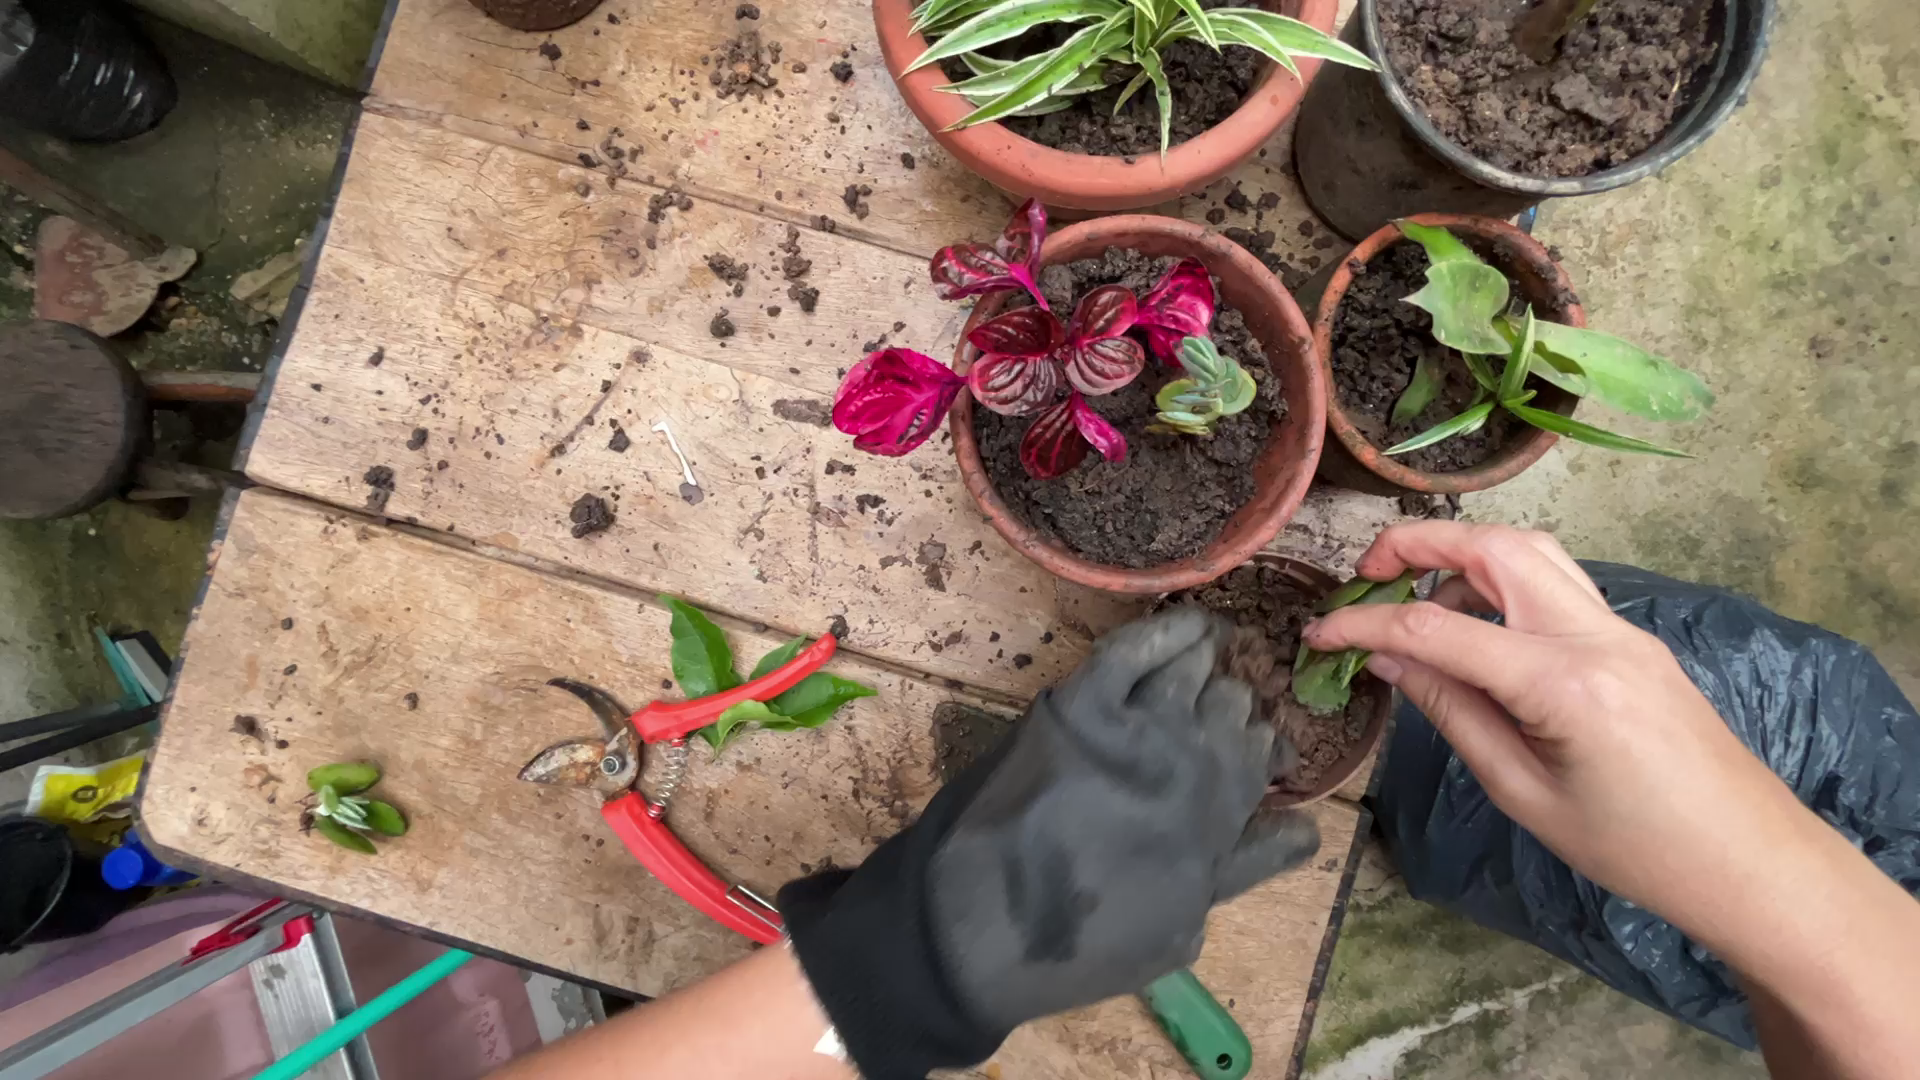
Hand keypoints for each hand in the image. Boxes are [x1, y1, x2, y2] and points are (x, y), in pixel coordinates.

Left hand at [779, 609, 1318, 1079]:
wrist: (983, 921)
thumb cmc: (1085, 937)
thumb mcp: (1186, 925)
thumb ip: (1245, 866)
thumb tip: (1305, 828)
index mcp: (1220, 813)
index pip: (1262, 749)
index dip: (1260, 741)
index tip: (1251, 742)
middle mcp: (1190, 759)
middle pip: (1230, 703)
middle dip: (1231, 702)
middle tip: (1218, 703)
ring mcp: (1133, 727)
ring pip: (1191, 669)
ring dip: (1207, 659)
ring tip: (1213, 649)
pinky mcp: (1078, 704)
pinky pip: (1131, 650)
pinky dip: (1167, 630)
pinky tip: (1192, 624)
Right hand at [1299, 521, 1792, 936]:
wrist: (1759, 869)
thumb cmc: (1631, 848)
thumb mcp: (1517, 788)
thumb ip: (1447, 708)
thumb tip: (1384, 658)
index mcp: (1563, 682)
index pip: (1435, 628)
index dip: (1362, 625)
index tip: (1316, 634)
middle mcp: (1594, 634)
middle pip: (1495, 546)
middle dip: (1416, 544)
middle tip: (1366, 574)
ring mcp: (1619, 629)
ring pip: (1528, 549)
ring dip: (1458, 553)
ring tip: (1411, 594)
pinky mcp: (1627, 638)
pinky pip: (1549, 581)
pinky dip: (1493, 580)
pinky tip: (1470, 624)